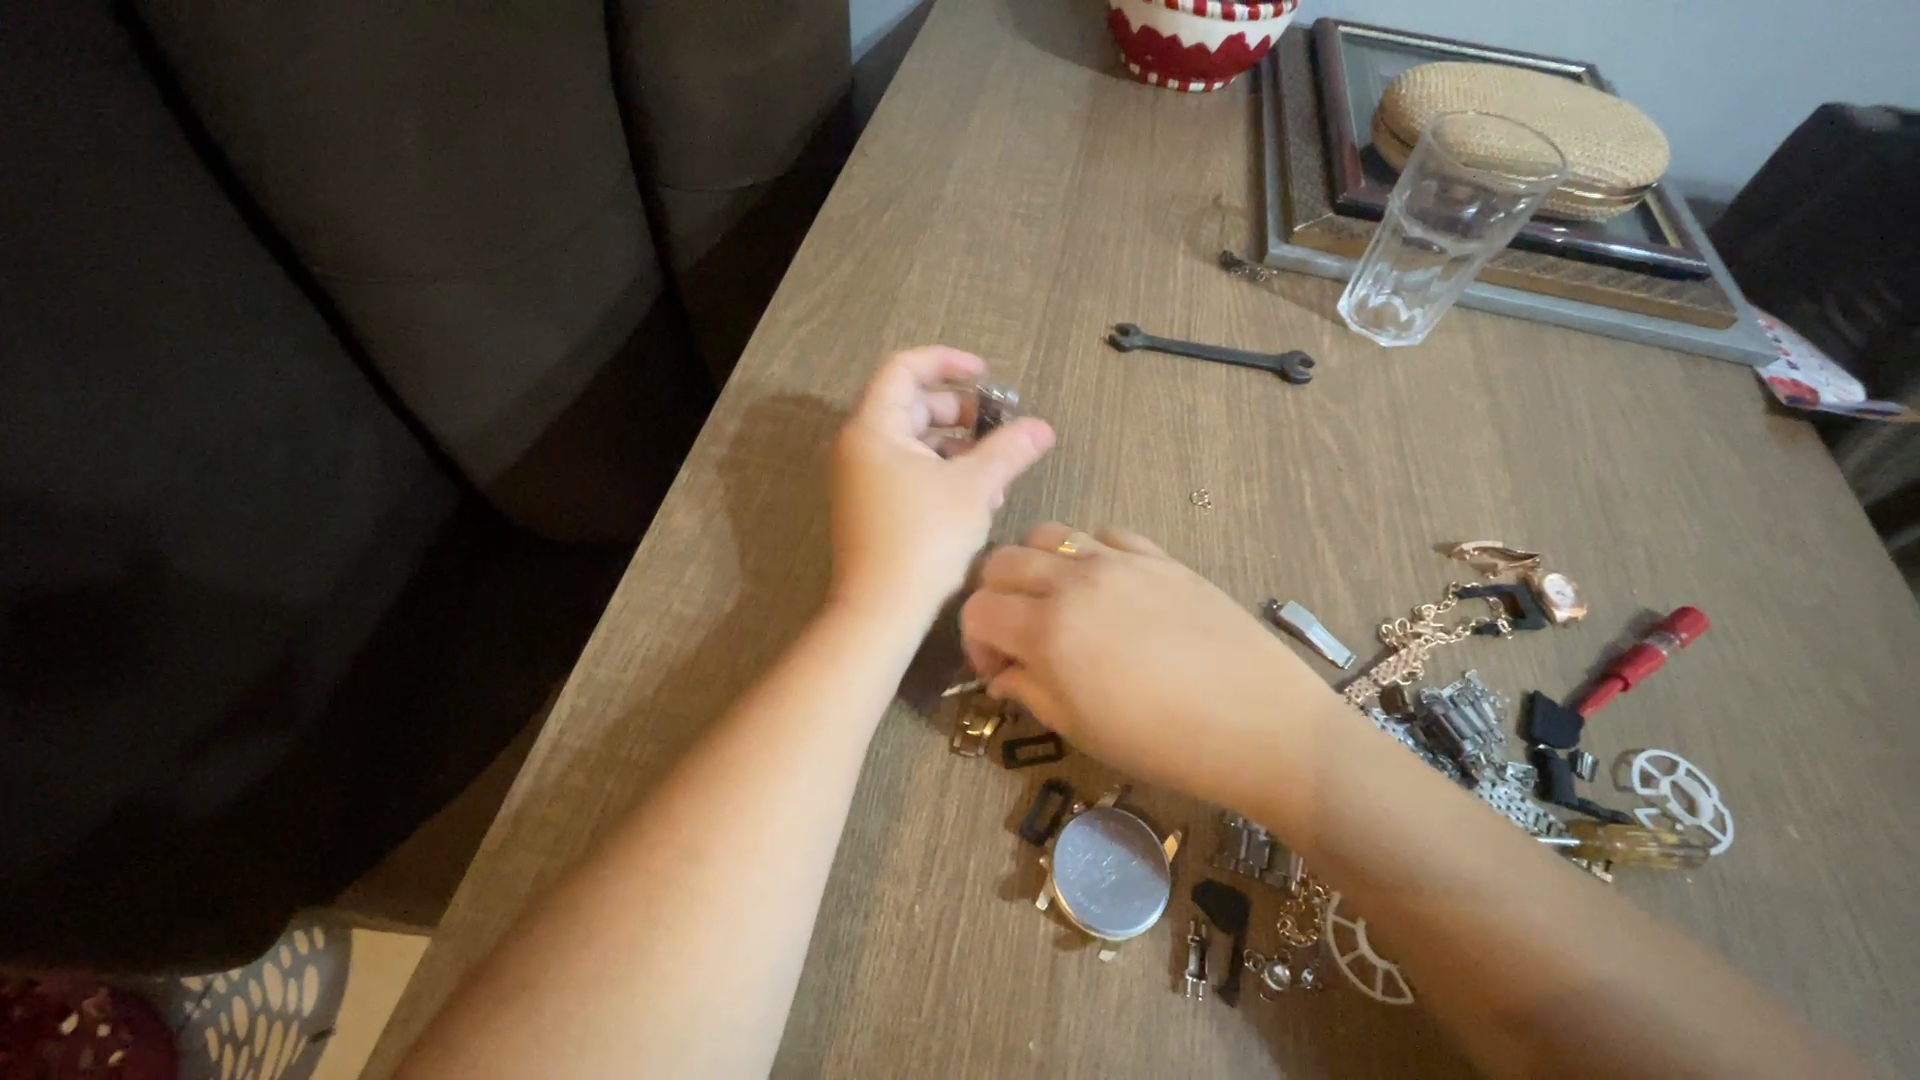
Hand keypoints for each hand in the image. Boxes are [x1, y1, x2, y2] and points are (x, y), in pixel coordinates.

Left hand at [829, 347, 1054, 621]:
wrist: (882, 610)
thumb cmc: (924, 539)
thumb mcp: (974, 488)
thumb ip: (1008, 450)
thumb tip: (1043, 427)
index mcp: (872, 427)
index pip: (904, 368)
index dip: (947, 362)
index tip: (986, 374)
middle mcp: (858, 445)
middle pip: (910, 405)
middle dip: (959, 411)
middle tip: (997, 425)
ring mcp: (860, 478)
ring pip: (913, 443)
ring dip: (957, 448)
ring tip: (996, 471)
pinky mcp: (869, 506)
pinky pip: (907, 471)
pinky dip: (941, 472)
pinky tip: (978, 498)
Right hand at [960, 523, 1335, 798]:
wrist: (1263, 725)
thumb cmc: (1165, 743)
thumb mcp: (1081, 729)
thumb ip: (1030, 691)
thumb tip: (1003, 674)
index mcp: (1049, 629)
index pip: (977, 610)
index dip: (975, 643)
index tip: (997, 671)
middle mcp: (1075, 580)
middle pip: (1003, 562)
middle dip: (995, 598)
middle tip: (1017, 636)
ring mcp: (1121, 561)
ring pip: (1048, 535)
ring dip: (1035, 567)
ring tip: (1057, 605)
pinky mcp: (1160, 556)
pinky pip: (1104, 535)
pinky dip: (1087, 554)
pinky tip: (1105, 589)